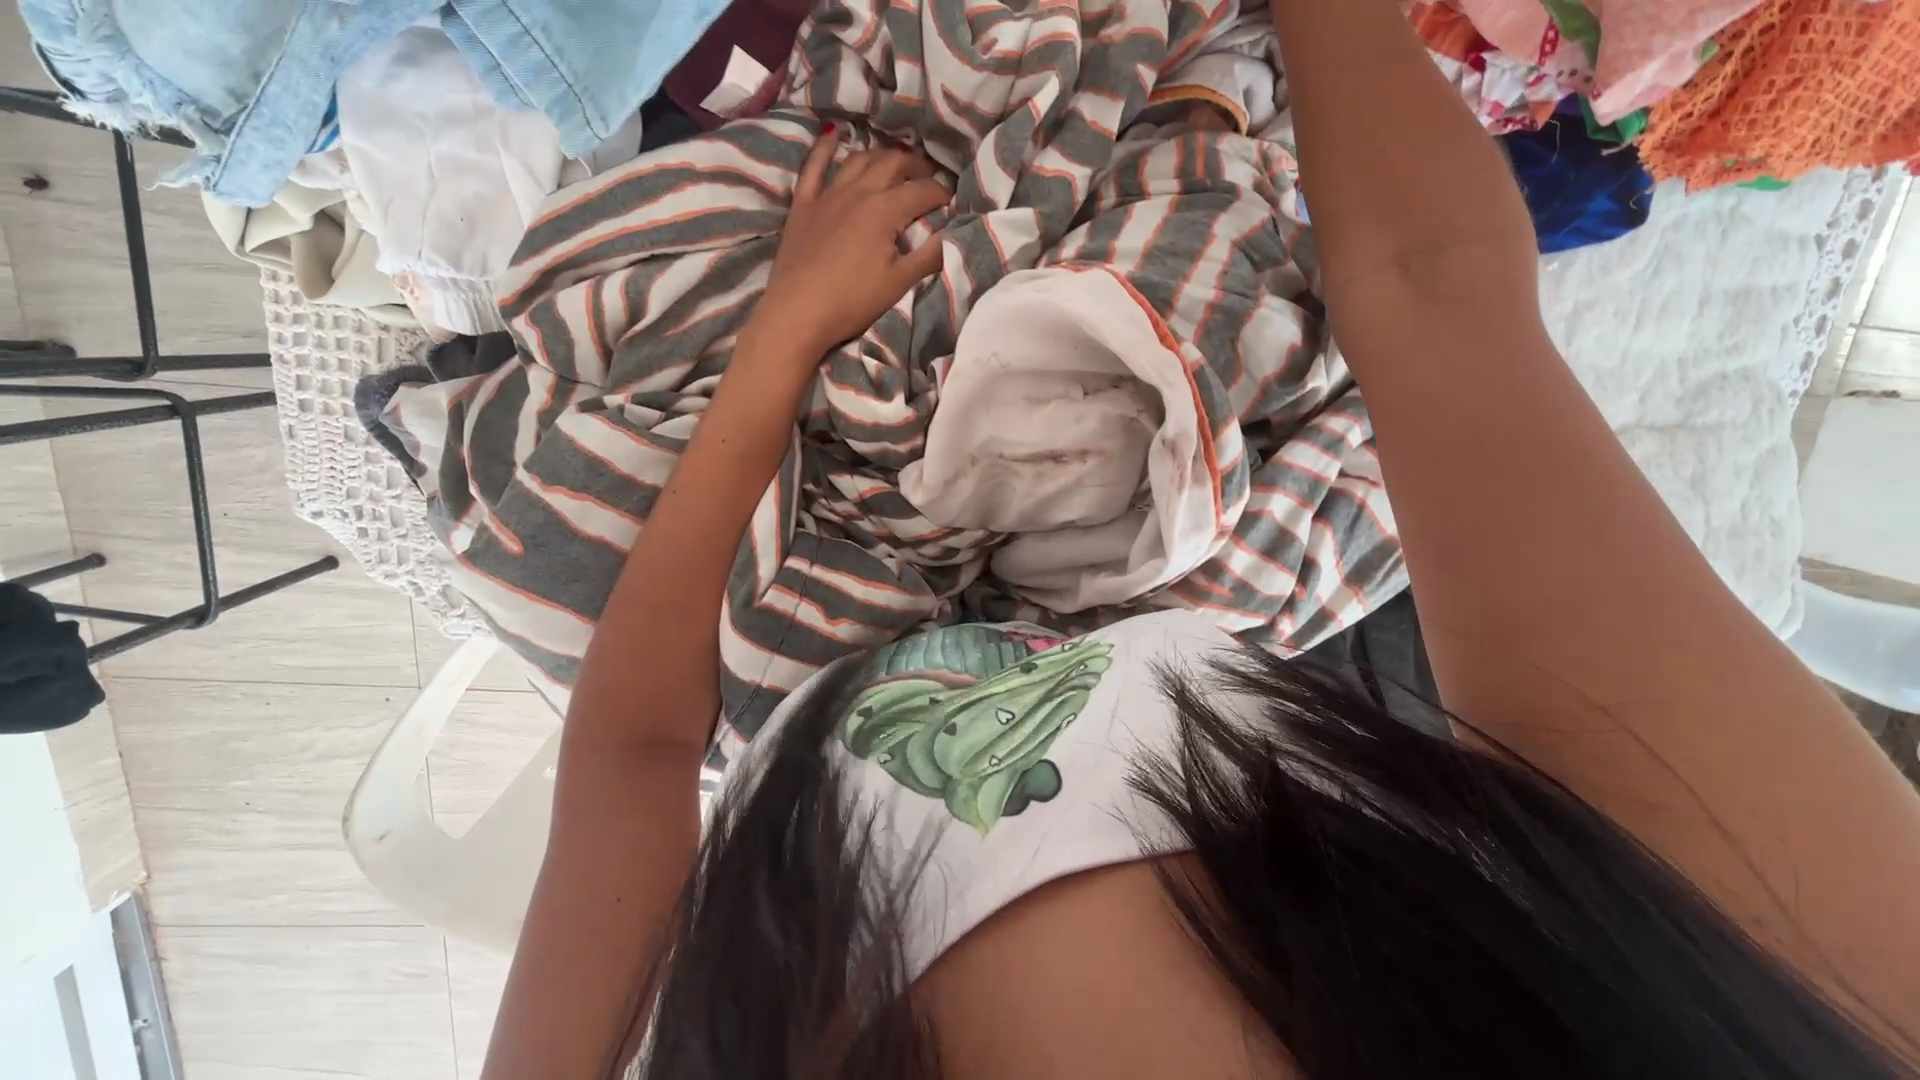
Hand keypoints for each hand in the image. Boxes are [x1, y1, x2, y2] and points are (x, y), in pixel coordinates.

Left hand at [752, 123, 949, 355]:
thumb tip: (955, 235)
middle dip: (916, 166)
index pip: (923, 192)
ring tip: (894, 162)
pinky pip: (813, 168)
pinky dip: (825, 149)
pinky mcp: (803, 206)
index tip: (953, 200)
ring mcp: (827, 195)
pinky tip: (834, 137)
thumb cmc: (851, 302)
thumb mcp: (899, 283)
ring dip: (880, 155)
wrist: (797, 313)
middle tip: (928, 176)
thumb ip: (929, 256)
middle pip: (892, 164)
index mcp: (885, 210)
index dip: (943, 193)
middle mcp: (858, 192)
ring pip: (858, 160)